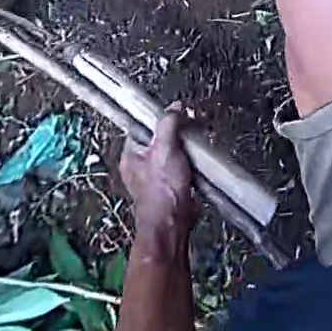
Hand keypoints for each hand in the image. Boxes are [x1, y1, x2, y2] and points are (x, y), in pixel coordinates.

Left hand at [119, 105, 196, 247]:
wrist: (173, 222)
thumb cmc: (162, 191)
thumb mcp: (165, 149)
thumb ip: (168, 124)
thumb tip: (175, 107)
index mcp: (131, 155)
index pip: (143, 126)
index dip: (161, 117)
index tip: (178, 112)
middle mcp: (141, 165)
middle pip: (160, 137)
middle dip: (178, 130)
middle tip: (191, 124)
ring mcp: (157, 175)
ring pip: (173, 150)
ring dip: (187, 144)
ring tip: (198, 139)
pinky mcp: (172, 183)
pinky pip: (182, 163)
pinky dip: (192, 158)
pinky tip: (199, 158)